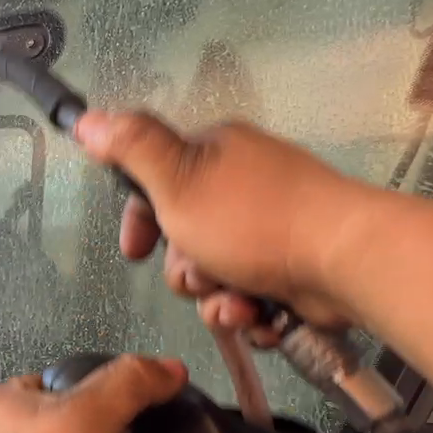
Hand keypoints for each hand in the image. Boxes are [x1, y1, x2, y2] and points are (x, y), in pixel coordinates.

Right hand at [74, 111, 391, 337]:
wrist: (343, 262)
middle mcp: (241, 188)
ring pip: (211, 275)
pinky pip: (245, 297)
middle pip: (181, 240)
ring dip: (214, 298)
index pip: (156, 186)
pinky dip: (246, 313)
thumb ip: (131, 149)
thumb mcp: (176, 179)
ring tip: (237, 302)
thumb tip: (89, 118)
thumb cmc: (253, 221)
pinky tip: (257, 315)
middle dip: (184, 271)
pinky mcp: (289, 268)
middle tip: (200, 274)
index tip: (135, 250)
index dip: (140, 222)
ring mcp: (268, 229)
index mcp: (215, 157)